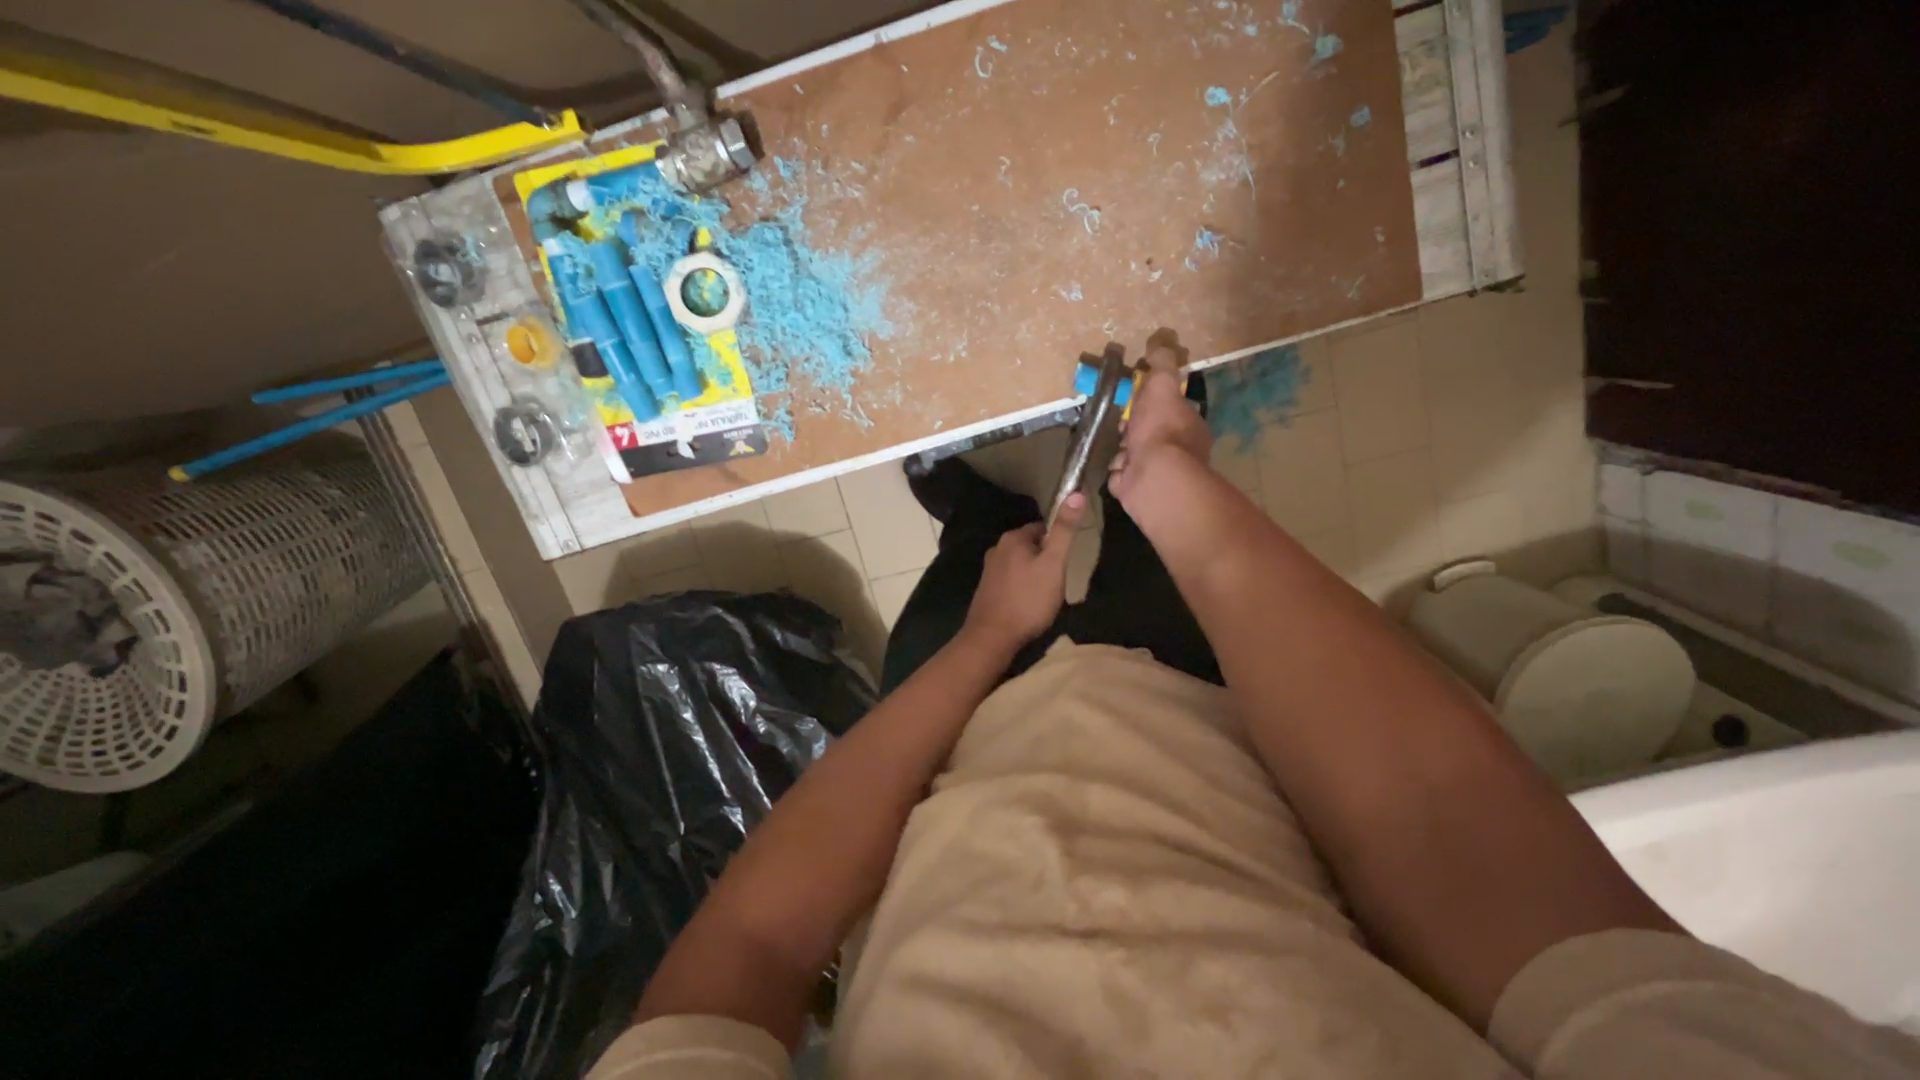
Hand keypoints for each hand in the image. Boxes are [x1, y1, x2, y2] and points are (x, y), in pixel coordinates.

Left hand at [960, 494, 1086, 651]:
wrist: (993, 637)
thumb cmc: (1029, 599)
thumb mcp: (1054, 563)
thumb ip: (1065, 531)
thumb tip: (1076, 493)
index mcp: (1013, 538)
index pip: (1043, 527)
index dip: (1058, 543)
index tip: (1066, 562)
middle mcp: (997, 548)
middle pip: (1031, 546)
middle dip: (1046, 559)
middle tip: (1058, 581)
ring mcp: (989, 570)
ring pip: (1021, 564)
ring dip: (1034, 574)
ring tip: (1046, 595)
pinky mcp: (986, 589)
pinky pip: (1011, 580)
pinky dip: (1022, 587)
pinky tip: (1029, 604)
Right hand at [1110, 336, 1211, 502]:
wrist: (1155, 477)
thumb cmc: (1160, 428)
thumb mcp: (1162, 385)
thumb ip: (1162, 363)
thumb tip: (1163, 339)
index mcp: (1188, 425)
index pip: (1167, 410)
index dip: (1148, 405)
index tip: (1134, 403)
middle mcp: (1178, 451)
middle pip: (1146, 433)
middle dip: (1130, 431)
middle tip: (1123, 429)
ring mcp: (1161, 473)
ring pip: (1131, 456)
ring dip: (1122, 453)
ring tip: (1122, 453)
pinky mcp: (1142, 490)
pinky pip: (1123, 477)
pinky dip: (1119, 473)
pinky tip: (1121, 470)